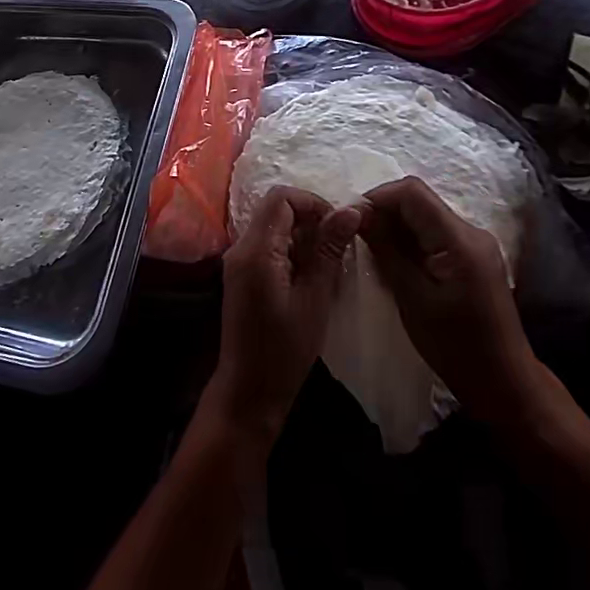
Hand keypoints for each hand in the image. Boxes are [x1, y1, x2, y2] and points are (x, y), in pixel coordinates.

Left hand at [209, 186, 361, 441]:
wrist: (249, 391)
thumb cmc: (285, 350)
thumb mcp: (315, 298)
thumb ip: (329, 250)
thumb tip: (351, 210)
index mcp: (256, 251)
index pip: (281, 198)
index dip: (312, 203)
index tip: (337, 226)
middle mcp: (240, 249)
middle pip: (275, 209)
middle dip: (310, 218)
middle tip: (336, 246)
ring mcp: (238, 262)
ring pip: (273, 226)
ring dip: (302, 236)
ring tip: (327, 264)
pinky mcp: (242, 275)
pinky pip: (268, 245)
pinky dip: (292, 250)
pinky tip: (311, 276)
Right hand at [356, 177, 540, 422]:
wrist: (503, 381)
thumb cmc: (456, 347)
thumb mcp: (413, 299)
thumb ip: (387, 251)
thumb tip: (360, 214)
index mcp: (460, 239)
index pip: (413, 192)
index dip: (377, 197)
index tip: (351, 219)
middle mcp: (471, 231)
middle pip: (420, 201)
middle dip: (384, 212)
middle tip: (356, 237)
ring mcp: (475, 243)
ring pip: (425, 217)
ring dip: (395, 227)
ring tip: (370, 250)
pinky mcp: (473, 257)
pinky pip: (435, 234)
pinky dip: (410, 241)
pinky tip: (394, 262)